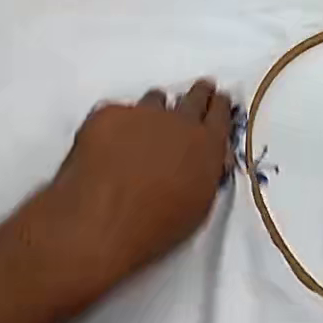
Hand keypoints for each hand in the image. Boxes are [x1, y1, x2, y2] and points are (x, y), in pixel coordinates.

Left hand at [24, 79, 233, 286]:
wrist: (102, 222)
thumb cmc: (156, 226)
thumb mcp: (198, 203)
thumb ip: (206, 170)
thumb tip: (208, 157)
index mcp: (206, 144)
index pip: (220, 113)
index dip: (219, 105)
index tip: (218, 100)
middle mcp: (179, 120)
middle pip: (193, 96)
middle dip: (197, 95)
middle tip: (196, 95)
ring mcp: (142, 113)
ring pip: (154, 100)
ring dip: (154, 111)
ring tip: (145, 127)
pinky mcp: (108, 113)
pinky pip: (117, 112)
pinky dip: (116, 125)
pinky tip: (106, 146)